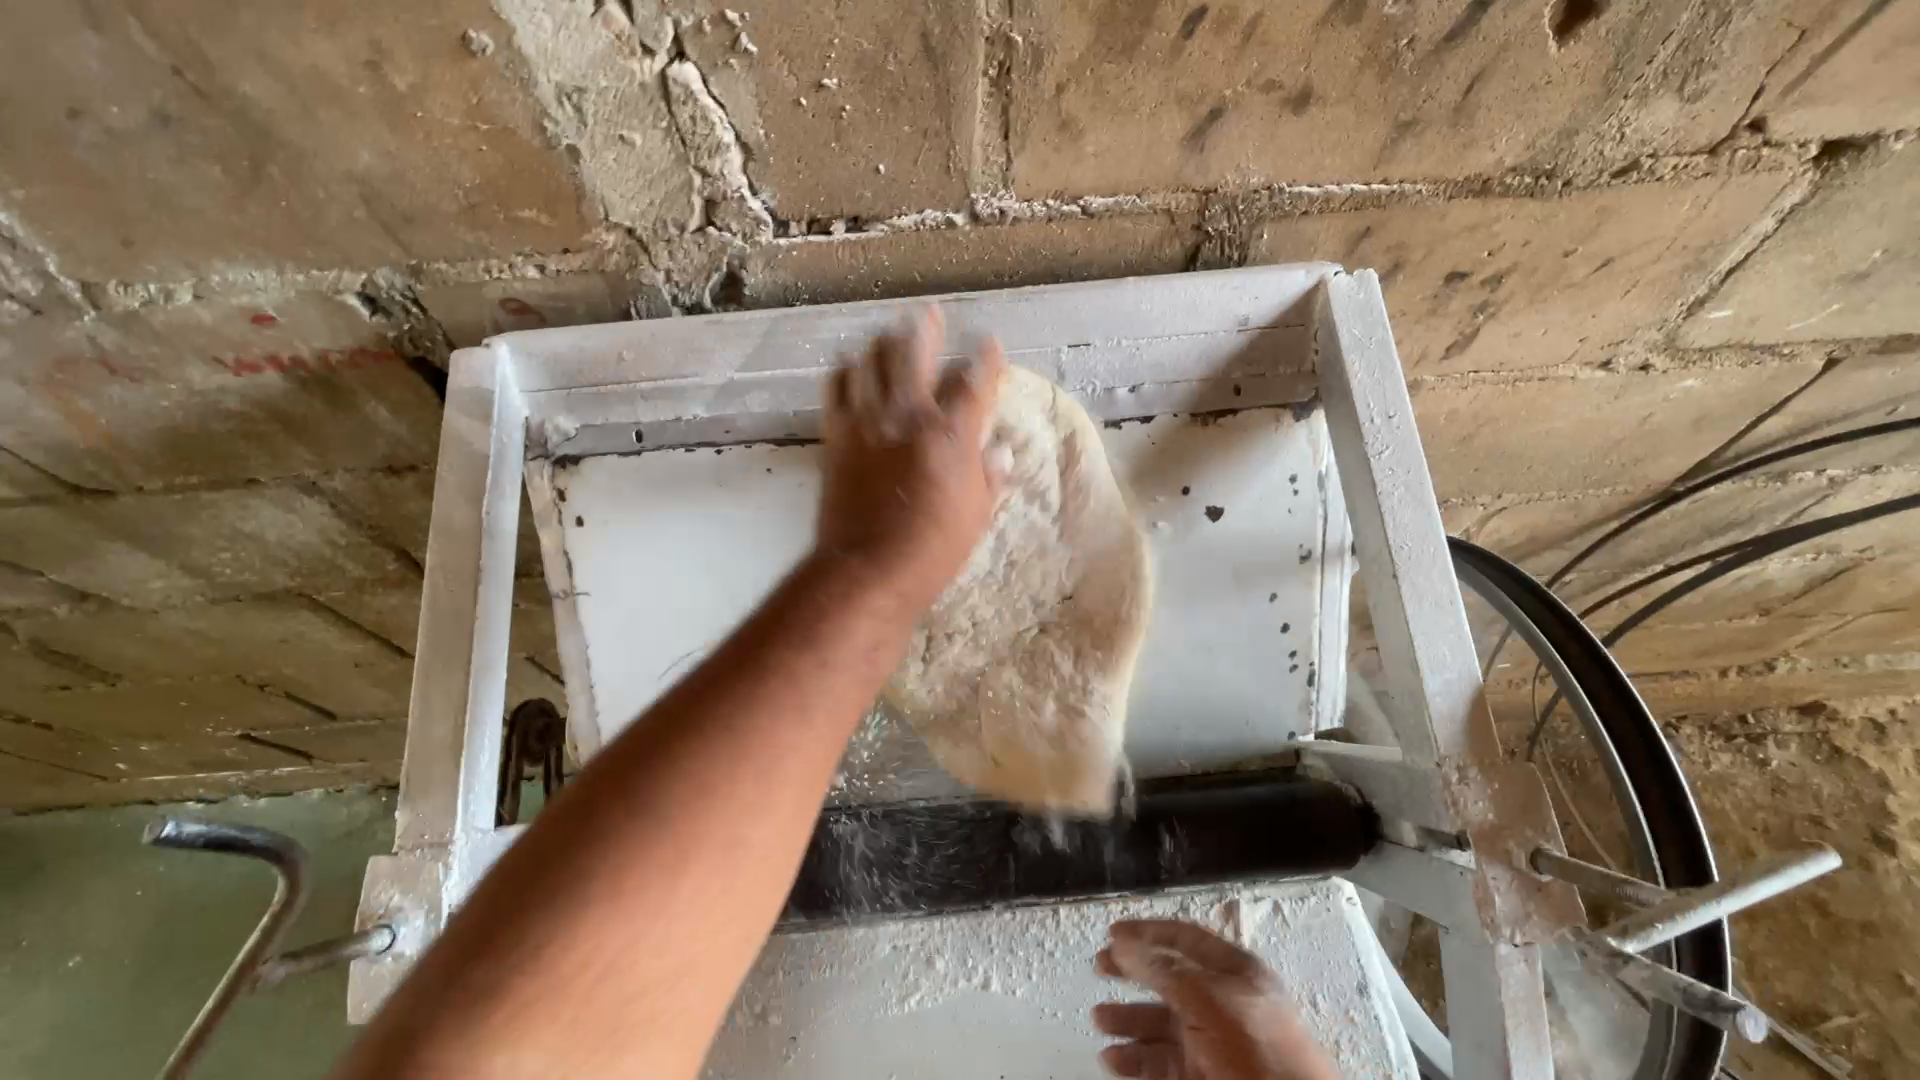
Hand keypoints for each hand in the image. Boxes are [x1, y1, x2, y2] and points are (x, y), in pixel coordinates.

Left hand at [816, 306, 1005, 606]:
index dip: (985, 358)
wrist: (868, 570)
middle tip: (928, 313)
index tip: (989, 344)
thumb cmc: (933, 549)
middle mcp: (908, 415)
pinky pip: (835, 390)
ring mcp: (867, 422)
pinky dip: (843, 374)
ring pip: (871, 362)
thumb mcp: (977, 514)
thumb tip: (999, 451)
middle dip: (925, 328)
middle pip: (914, 353)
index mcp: (952, 433)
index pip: (974, 380)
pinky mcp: (836, 436)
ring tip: (887, 335)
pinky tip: (848, 369)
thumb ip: (989, 475)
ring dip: (882, 345)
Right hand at [1093, 920, 1340, 1079]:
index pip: (1185, 939)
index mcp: (1233, 972)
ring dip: (1127, 1021)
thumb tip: (1123, 943)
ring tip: (1099, 1021)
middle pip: (1169, 979)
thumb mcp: (1207, 998)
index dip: (1148, 932)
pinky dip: (1136, 1060)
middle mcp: (1222, 1001)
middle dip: (1131, 973)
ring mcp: (1213, 1042)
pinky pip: (1162, 1062)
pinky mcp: (1203, 1076)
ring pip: (1161, 1024)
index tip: (1111, 932)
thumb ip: (1163, 969)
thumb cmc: (1253, 1047)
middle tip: (1097, 968)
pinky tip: (1113, 1060)